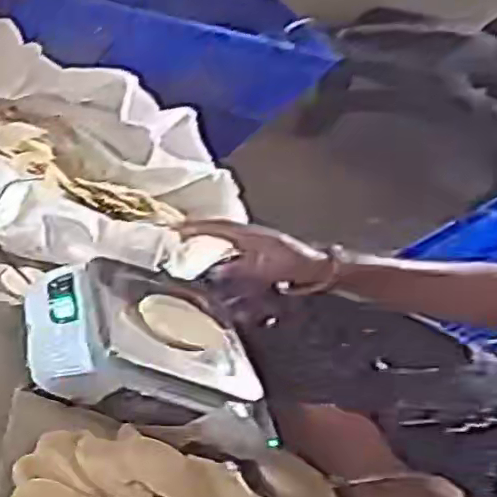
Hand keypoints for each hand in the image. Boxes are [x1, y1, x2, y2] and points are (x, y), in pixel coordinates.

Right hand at [181, 220, 340, 296]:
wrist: (320, 267)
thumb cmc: (293, 265)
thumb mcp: (262, 269)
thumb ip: (235, 269)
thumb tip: (211, 270)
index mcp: (250, 234)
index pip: (218, 226)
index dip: (196, 227)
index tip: (176, 228)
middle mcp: (251, 233)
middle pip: (220, 226)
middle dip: (198, 227)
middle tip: (178, 231)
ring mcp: (256, 239)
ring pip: (226, 233)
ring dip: (207, 234)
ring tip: (190, 239)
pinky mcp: (259, 247)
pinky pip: (231, 242)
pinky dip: (218, 243)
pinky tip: (211, 251)